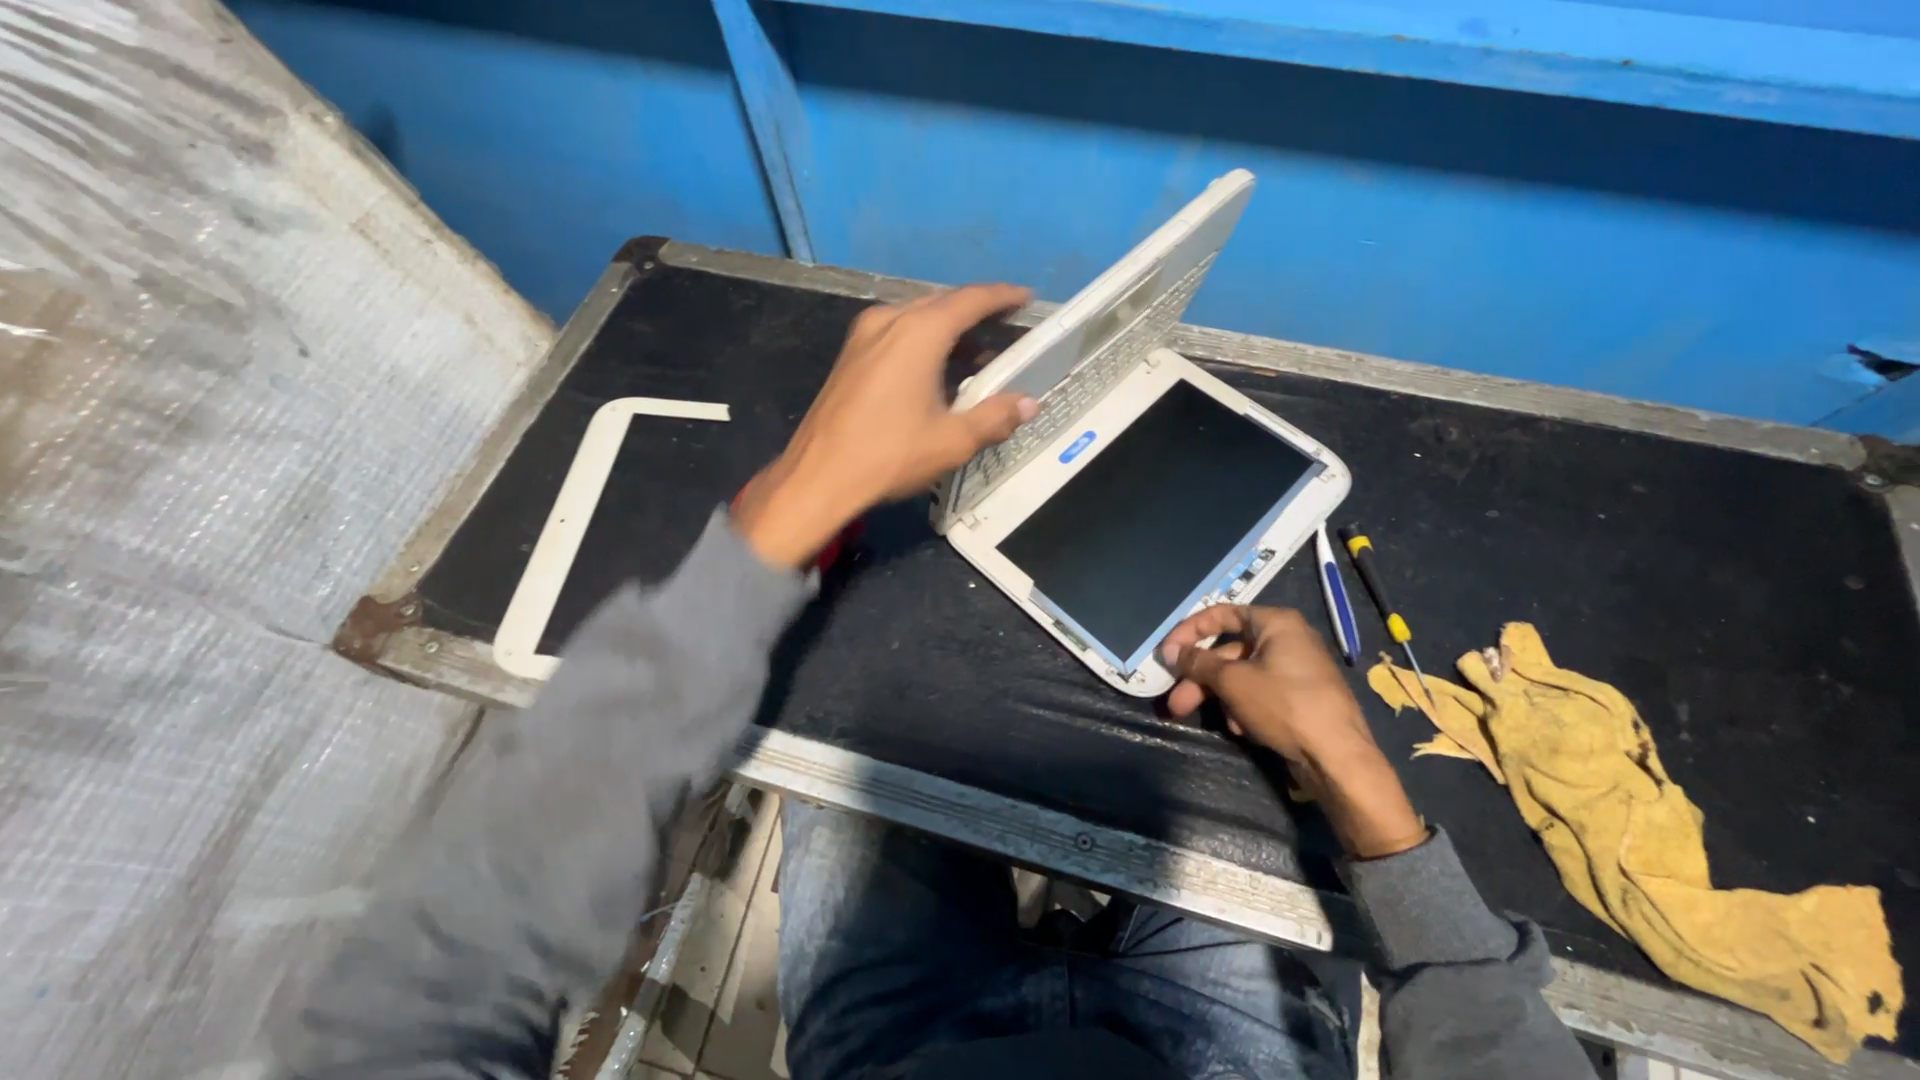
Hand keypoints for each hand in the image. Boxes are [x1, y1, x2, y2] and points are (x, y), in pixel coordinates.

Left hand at [735, 285, 1037, 566]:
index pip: (970, 300)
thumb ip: (995, 417)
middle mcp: (889, 321)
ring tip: (978, 354)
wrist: (818, 477)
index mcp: (919, 332)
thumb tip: (1028, 404)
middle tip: (1006, 328)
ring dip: (949, 329)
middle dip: (976, 312)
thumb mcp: (953, 441)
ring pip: (916, 317)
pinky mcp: (849, 356)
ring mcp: (863, 336)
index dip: (1002, 297)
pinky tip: (937, 368)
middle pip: (942, 303)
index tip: (1025, 299)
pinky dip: (923, 340)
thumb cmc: (889, 456)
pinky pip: (896, 333)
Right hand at [1161, 605, 1427, 858]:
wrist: (1336, 755)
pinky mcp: (1300, 697)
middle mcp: (1288, 639)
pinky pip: (1261, 692)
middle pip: (1230, 651)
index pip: (1223, 614)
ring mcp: (1297, 669)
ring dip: (1220, 696)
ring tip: (1211, 721)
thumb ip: (1199, 663)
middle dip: (1200, 678)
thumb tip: (1173, 651)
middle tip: (1176, 702)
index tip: (1168, 654)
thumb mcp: (1233, 681)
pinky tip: (1239, 729)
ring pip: (1243, 675)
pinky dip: (1244, 706)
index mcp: (1276, 623)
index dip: (1190, 631)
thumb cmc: (1283, 704)